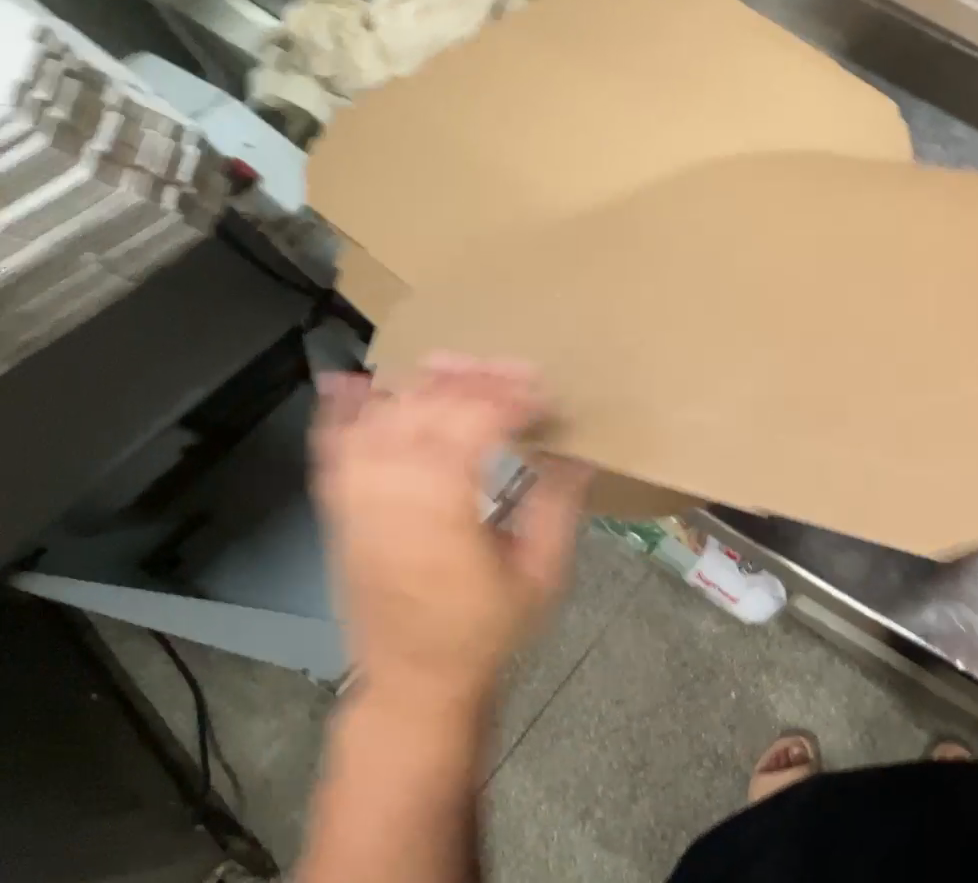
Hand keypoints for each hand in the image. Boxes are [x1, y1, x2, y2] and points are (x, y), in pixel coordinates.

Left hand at [310, 355, 590, 709]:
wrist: (416, 680)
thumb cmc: (489, 629)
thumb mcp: (544, 573)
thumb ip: (558, 505)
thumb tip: (577, 448)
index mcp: (445, 520)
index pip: (471, 432)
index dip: (510, 402)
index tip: (547, 398)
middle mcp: (391, 503)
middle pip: (423, 416)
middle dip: (472, 381)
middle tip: (516, 370)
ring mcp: (356, 506)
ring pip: (378, 424)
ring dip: (417, 387)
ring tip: (458, 365)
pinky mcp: (339, 514)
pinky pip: (330, 451)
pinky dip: (341, 412)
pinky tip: (358, 380)